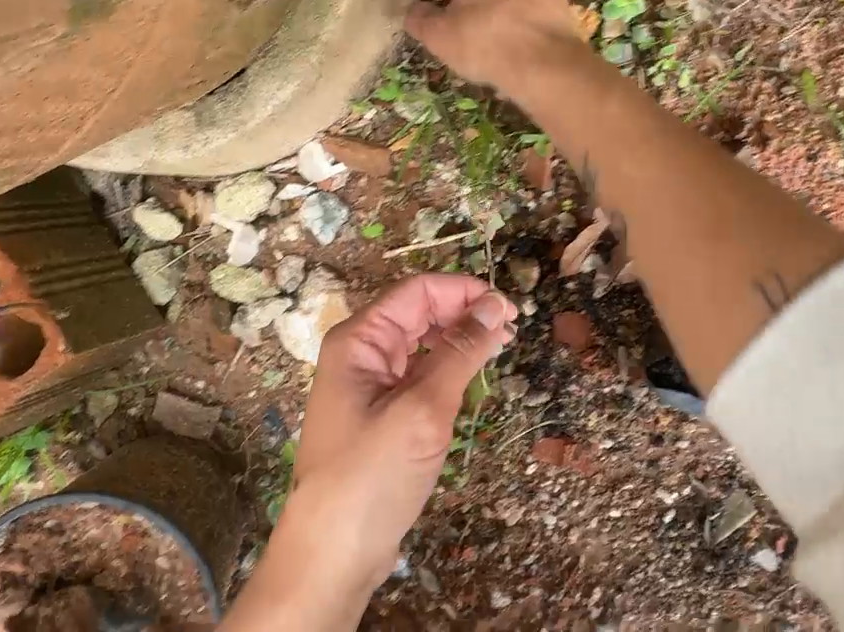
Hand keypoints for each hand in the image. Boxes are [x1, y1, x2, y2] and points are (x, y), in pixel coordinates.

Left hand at [260, 277, 515, 608]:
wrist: (332, 553)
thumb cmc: (373, 474)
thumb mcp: (423, 408)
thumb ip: (460, 351)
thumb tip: (494, 304)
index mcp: (360, 339)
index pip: (418, 291)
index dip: (464, 291)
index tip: (509, 309)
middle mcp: (361, 352)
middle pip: (419, 312)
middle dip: (465, 313)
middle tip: (511, 333)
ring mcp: (369, 383)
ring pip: (421, 342)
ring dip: (459, 340)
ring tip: (498, 351)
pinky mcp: (380, 411)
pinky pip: (418, 373)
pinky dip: (448, 369)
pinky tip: (471, 379)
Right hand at [404, 0, 583, 92]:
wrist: (544, 64)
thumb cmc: (484, 38)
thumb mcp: (439, 33)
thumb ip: (420, 18)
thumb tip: (414, 13)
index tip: (438, 8)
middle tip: (460, 19)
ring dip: (497, 0)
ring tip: (487, 31)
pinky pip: (532, 0)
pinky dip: (520, 12)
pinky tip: (512, 37)